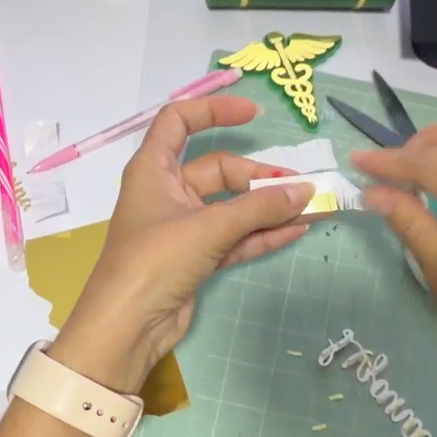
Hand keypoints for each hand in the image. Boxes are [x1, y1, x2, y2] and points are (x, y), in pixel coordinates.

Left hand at [51, 96, 314, 390]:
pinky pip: (234, 239)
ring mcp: (182, 229)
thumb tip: (305, 191)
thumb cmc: (154, 262)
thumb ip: (259, 208)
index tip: (253, 114)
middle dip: (258, 177)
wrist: (128, 327)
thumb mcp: (207, 227)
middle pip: (217, 171)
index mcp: (153, 170)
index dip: (214, 110)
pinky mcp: (195, 260)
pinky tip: (294, 230)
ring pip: (230, 209)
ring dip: (266, 208)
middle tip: (297, 186)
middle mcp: (166, 193)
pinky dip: (261, 235)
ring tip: (309, 207)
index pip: (179, 121)